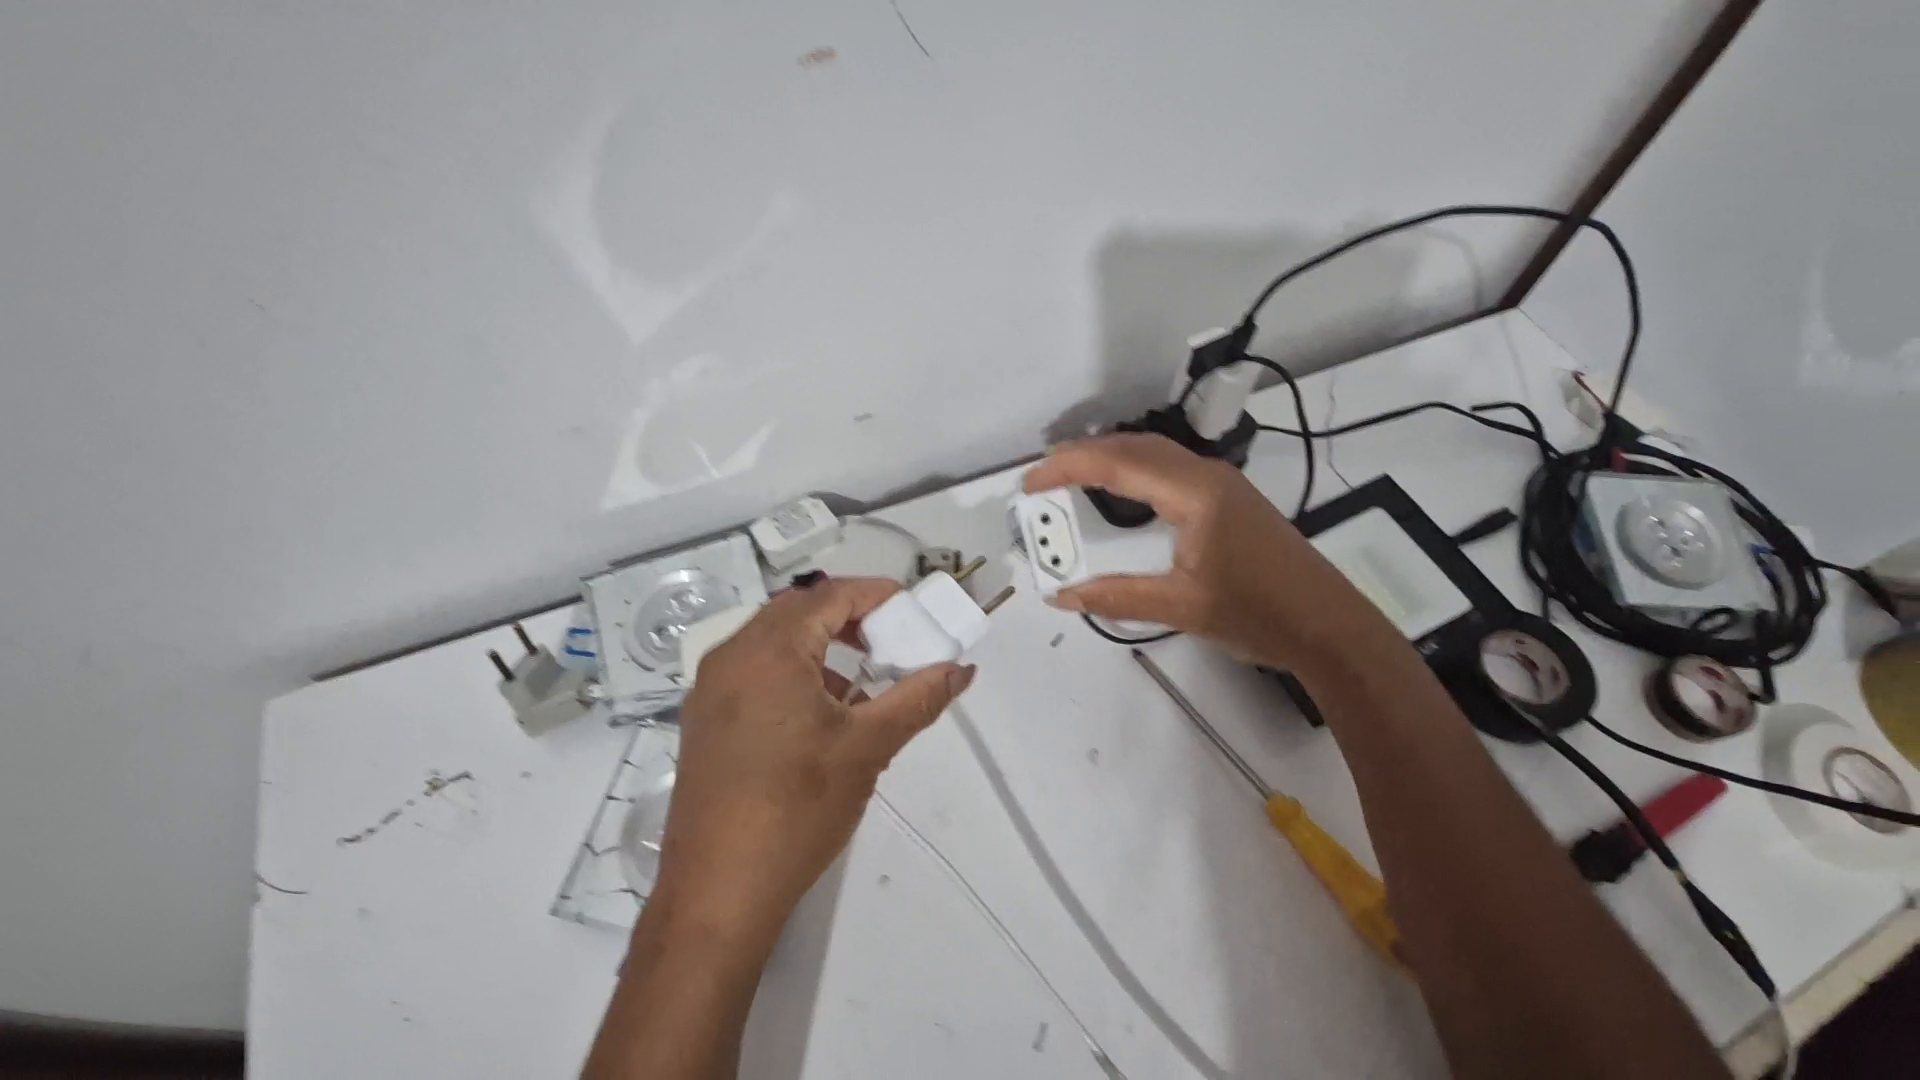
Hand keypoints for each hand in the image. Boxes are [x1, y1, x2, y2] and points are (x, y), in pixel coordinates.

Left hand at [650, 578, 975, 946]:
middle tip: (891, 644)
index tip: (912, 612)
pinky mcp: (704, 721)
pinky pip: (754, 674)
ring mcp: (709, 690)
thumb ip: (918, 698)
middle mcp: (730, 656)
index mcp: (767, 650)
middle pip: (797, 613)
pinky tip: (820, 720)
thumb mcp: (869, 748)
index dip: (876, 595)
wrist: (719, 889)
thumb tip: (962, 669)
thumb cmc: (798, 807)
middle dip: (849, 621)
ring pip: (773, 644)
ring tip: (862, 689)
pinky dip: (793, 676)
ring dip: (821, 650)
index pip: (828, 595)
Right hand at [1023, 433, 1393, 672]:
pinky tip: (1122, 492)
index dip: (1069, 468)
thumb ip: (1117, 597)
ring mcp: (1223, 485)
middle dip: (1085, 454)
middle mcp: (1208, 476)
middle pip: (1137, 446)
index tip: (1030, 482)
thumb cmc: (1258, 614)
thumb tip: (1061, 595)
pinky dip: (1134, 470)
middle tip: (1044, 475)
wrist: (1328, 626)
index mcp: (1196, 494)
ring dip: (1111, 458)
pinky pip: (1171, 469)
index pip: (1120, 464)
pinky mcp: (1230, 500)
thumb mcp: (1181, 607)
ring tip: (1072, 477)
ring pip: (1156, 453)